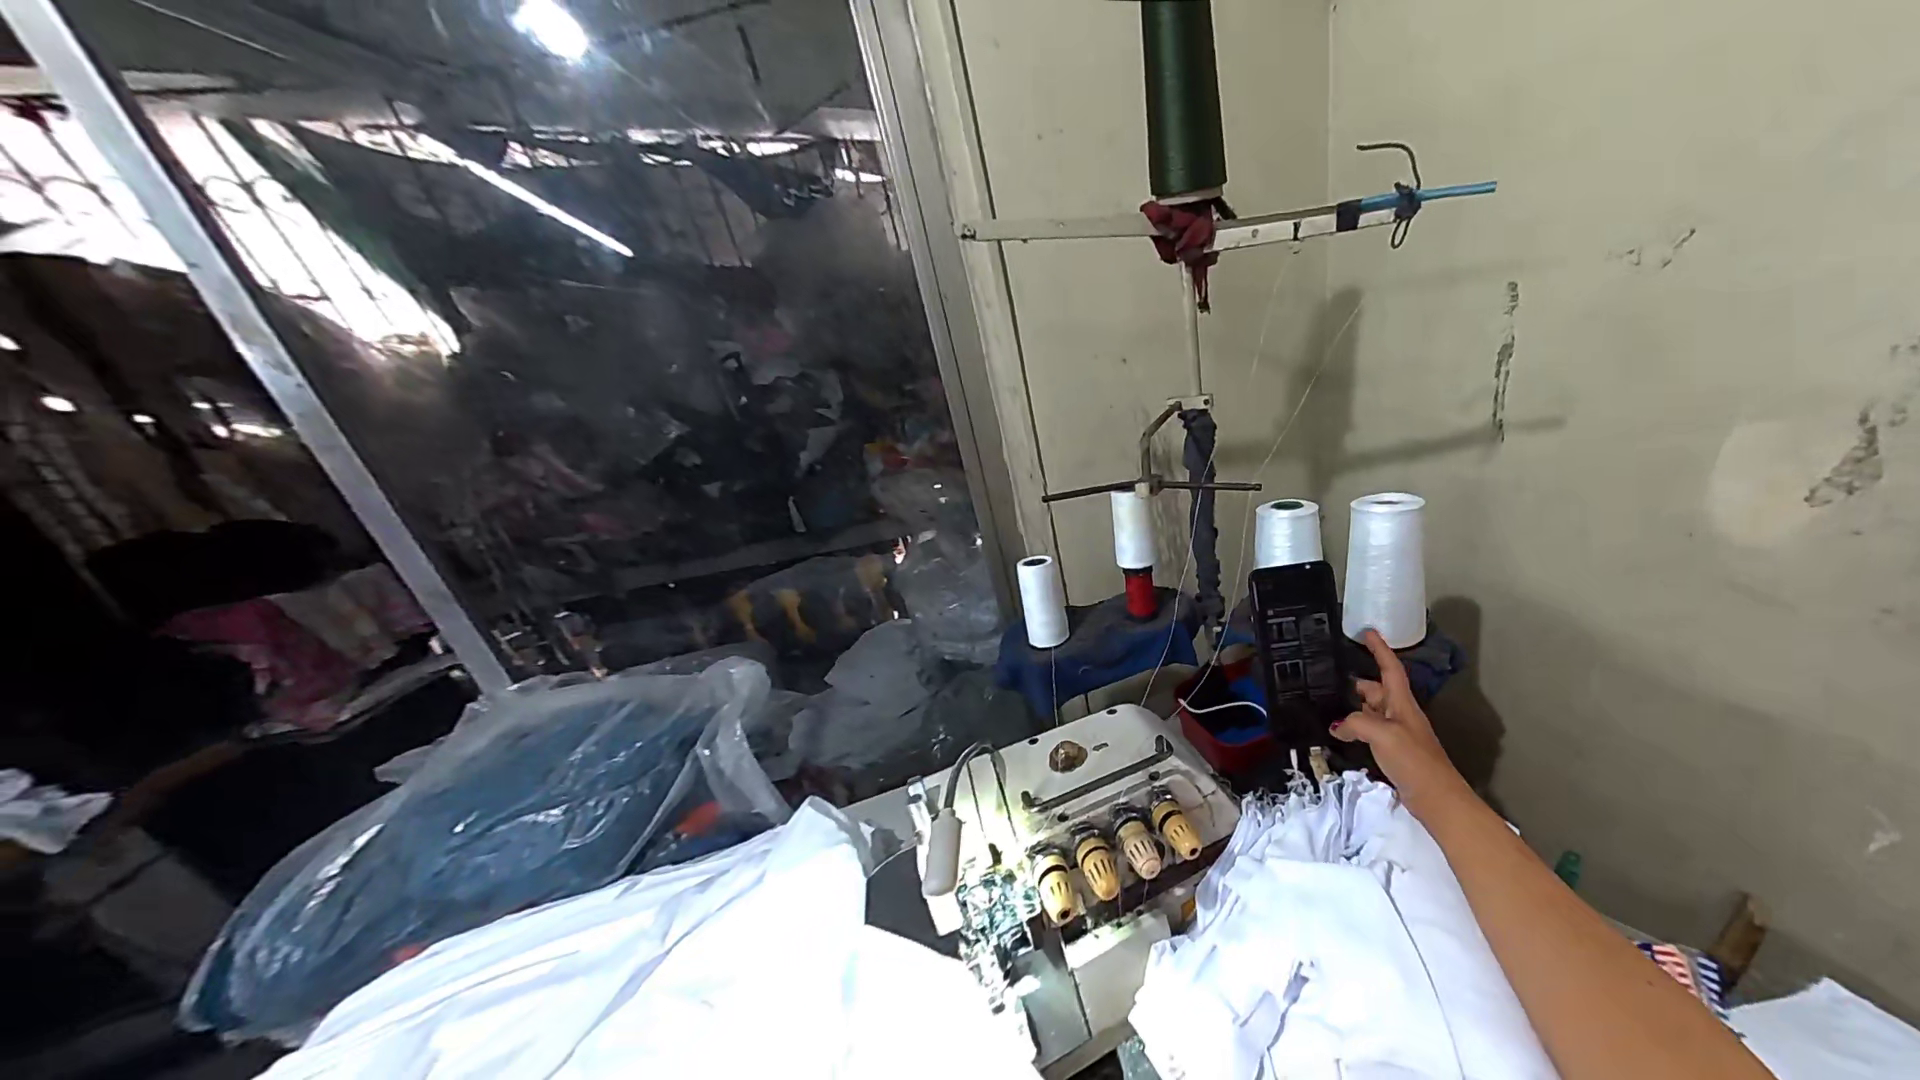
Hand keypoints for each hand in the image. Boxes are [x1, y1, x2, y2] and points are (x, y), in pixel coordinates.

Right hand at [1332, 629, 1466, 808]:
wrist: (1439, 800)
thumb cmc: (1415, 761)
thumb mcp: (1382, 734)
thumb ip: (1355, 722)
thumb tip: (1338, 726)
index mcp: (1402, 704)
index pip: (1390, 669)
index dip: (1380, 650)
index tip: (1368, 632)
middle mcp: (1399, 714)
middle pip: (1376, 690)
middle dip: (1356, 682)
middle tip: (1330, 677)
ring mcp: (1396, 734)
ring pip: (1370, 710)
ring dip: (1351, 706)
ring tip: (1327, 703)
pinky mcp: (1391, 752)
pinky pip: (1368, 730)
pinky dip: (1352, 727)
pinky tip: (1339, 733)